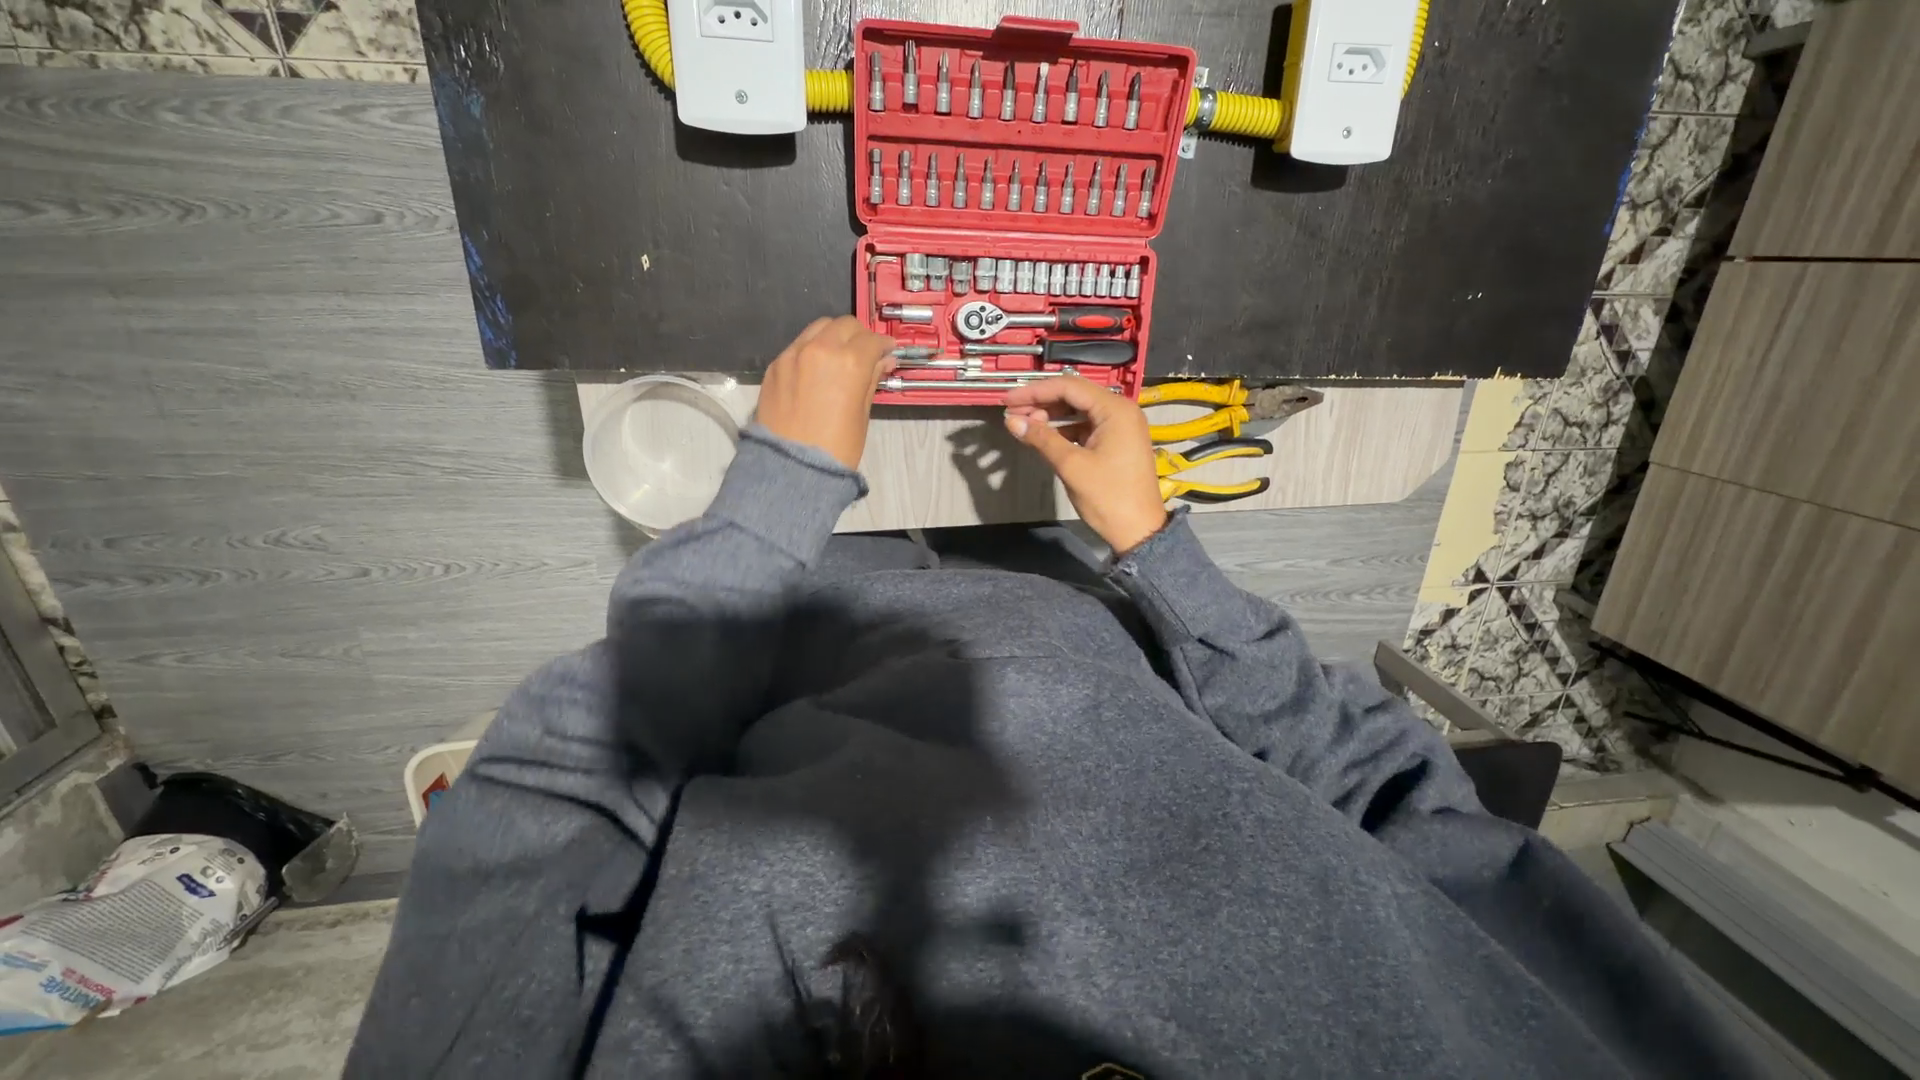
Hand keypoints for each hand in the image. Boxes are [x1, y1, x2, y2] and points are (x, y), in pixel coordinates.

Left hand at [755, 316, 896, 469]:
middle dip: (858, 336)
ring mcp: (793, 354)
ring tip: (839, 357)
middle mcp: (820, 349)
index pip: (872, 339)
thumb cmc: (836, 448)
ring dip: (834, 337)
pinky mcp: (775, 365)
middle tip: (864, 354)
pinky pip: (798, 345)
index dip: (883, 345)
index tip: (887, 353)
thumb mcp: (862, 414)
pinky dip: (811, 349)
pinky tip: (815, 371)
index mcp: (849, 361)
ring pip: (818, 328)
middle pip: (844, 325)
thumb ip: (871, 379)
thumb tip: (883, 360)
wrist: (790, 468)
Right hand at [1003, 375, 1167, 554]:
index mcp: (1115, 409)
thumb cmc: (1108, 497)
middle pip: (1074, 395)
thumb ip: (1041, 439)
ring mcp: (1121, 425)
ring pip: (1079, 410)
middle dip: (1042, 402)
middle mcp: (1121, 409)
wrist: (1139, 530)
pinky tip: (1044, 436)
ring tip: (1024, 425)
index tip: (1007, 402)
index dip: (1034, 392)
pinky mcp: (1117, 441)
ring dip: (1052, 415)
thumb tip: (1011, 421)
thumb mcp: (1071, 466)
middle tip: (1012, 414)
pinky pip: (1087, 425)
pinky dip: (1065, 428)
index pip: (1068, 387)